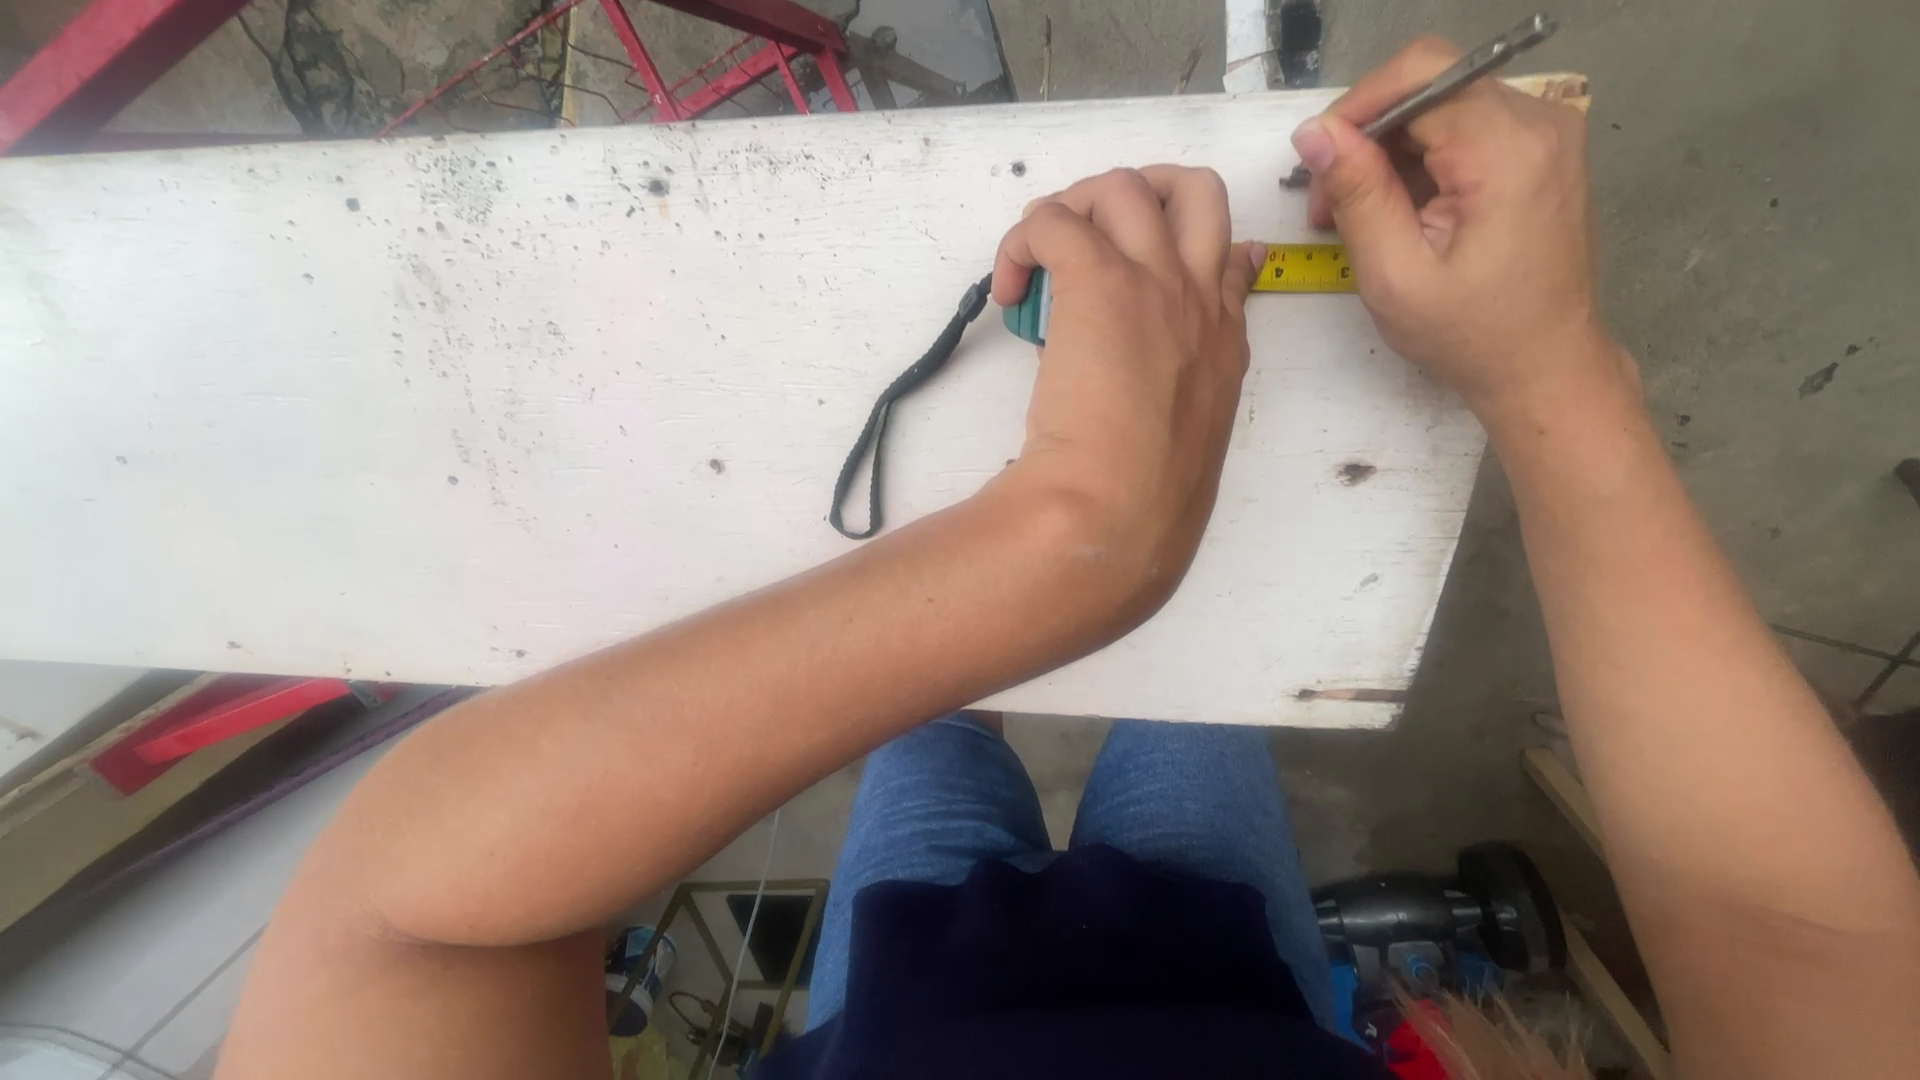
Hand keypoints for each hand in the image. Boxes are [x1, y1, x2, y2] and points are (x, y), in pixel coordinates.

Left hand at [989, 166, 1263, 621]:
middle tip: (1089, 236)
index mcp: (1223, 343)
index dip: (1191, 243)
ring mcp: (1152, 282)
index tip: (1155, 262)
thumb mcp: (1188, 456)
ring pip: (1119, 187)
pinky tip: (1006, 288)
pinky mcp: (1096, 281)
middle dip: (1140, 192)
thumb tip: (1184, 417)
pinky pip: (1052, 220)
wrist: (1116, 509)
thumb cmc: (1145, 501)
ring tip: (1038, 263)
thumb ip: (1185, 424)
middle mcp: (1196, 298)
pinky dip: (1021, 240)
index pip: (1229, 259)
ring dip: (1071, 210)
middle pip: (1192, 190)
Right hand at [1292, 39, 1626, 418]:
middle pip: (1430, 86)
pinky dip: (1417, 164)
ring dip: (1386, 154)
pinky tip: (1396, 214)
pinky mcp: (1538, 152)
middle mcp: (1538, 121)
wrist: (1542, 365)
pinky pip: (1463, 131)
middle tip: (1327, 206)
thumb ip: (1356, 194)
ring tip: (1356, 219)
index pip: (1420, 76)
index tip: (1316, 164)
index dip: (1355, 109)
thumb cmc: (1467, 334)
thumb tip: (1313, 133)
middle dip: (1365, 137)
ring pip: (1441, 107)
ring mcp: (1545, 134)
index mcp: (1506, 149)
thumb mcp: (1394, 273)